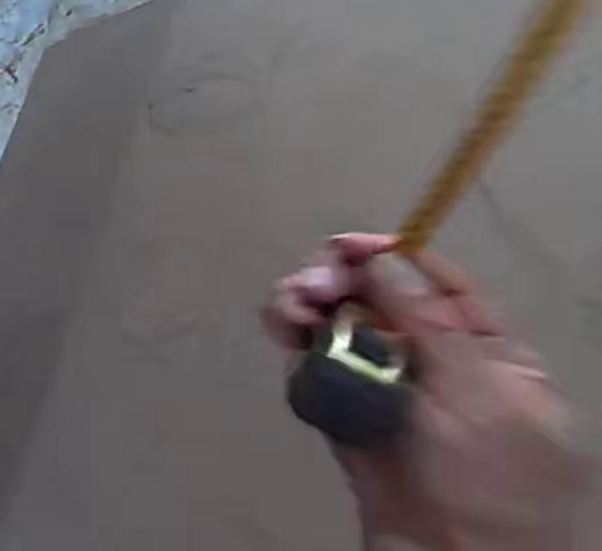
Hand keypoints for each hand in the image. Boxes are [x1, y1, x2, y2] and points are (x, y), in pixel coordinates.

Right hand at [265, 234, 589, 548]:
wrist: (439, 538)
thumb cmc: (484, 471)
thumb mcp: (479, 395)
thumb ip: (430, 322)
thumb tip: (380, 257)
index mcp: (482, 348)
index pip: (439, 282)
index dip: (392, 255)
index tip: (344, 244)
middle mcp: (423, 344)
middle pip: (370, 285)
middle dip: (332, 276)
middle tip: (309, 286)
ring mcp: (371, 359)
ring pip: (326, 304)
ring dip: (300, 296)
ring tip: (288, 308)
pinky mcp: (327, 373)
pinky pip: (299, 333)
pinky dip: (284, 320)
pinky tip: (280, 325)